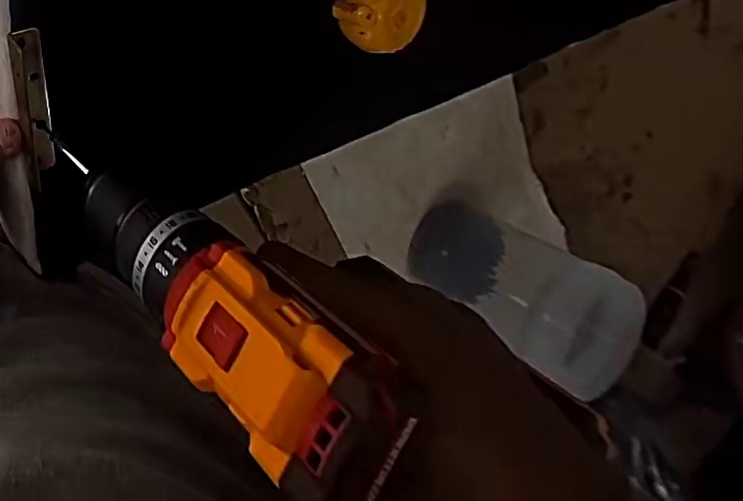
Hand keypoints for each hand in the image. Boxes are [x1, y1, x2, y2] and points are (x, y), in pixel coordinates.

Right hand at [254, 244, 623, 499]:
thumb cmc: (493, 493)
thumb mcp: (399, 483)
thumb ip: (338, 460)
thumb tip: (291, 454)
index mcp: (423, 335)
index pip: (338, 286)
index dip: (289, 273)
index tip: (250, 265)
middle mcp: (447, 320)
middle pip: (364, 283)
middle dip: (318, 295)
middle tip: (281, 319)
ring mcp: (474, 337)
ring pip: (395, 302)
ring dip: (355, 316)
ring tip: (328, 350)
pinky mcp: (493, 360)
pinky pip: (423, 324)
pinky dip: (390, 335)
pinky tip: (386, 378)